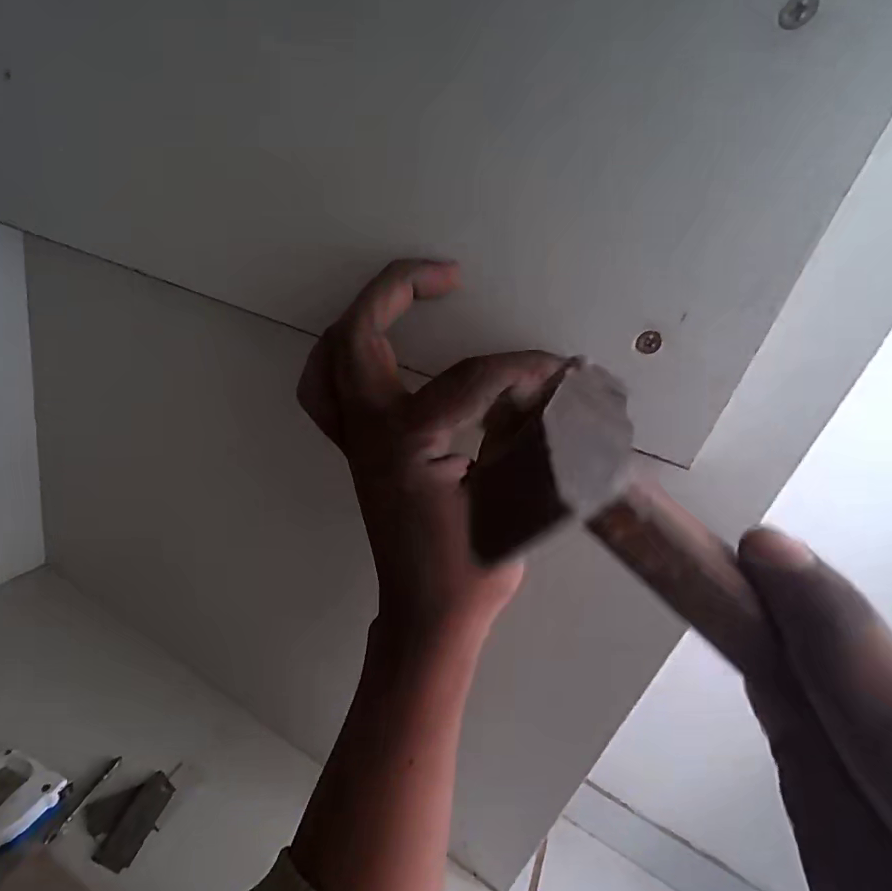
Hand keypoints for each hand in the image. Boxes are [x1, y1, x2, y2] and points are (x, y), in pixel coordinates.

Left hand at [297, 260, 562, 646]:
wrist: (427, 614)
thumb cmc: (473, 571)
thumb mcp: (518, 500)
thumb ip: (533, 432)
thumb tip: (551, 385)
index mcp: (409, 443)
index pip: (471, 377)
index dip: (523, 367)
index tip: (562, 373)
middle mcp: (369, 433)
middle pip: (358, 336)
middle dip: (400, 289)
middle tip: (449, 276)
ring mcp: (354, 443)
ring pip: (330, 361)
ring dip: (364, 319)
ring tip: (407, 301)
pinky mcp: (356, 453)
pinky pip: (328, 394)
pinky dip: (346, 363)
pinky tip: (381, 358)